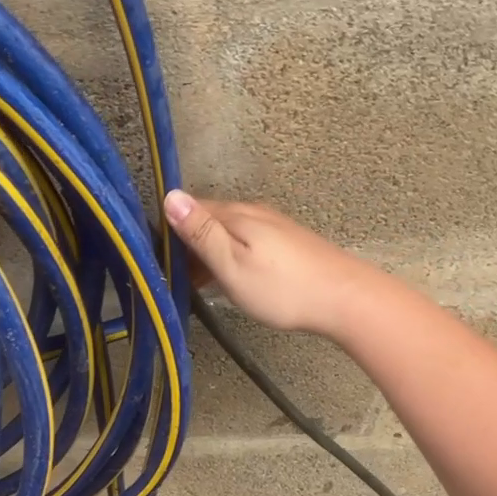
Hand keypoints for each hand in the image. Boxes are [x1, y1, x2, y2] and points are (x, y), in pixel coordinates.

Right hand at [164, 190, 380, 335]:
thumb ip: (201, 232)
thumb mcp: (232, 264)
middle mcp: (253, 213)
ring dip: (206, 254)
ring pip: (226, 233)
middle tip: (168, 276)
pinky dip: (227, 258)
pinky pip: (243, 243)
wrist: (345, 299)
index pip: (189, 209)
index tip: (151, 255)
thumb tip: (169, 195)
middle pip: (208, 220)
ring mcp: (272, 227)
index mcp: (236, 215)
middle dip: (185, 243)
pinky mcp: (285, 244)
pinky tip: (226, 280)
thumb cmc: (282, 289)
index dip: (167, 229)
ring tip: (192, 284)